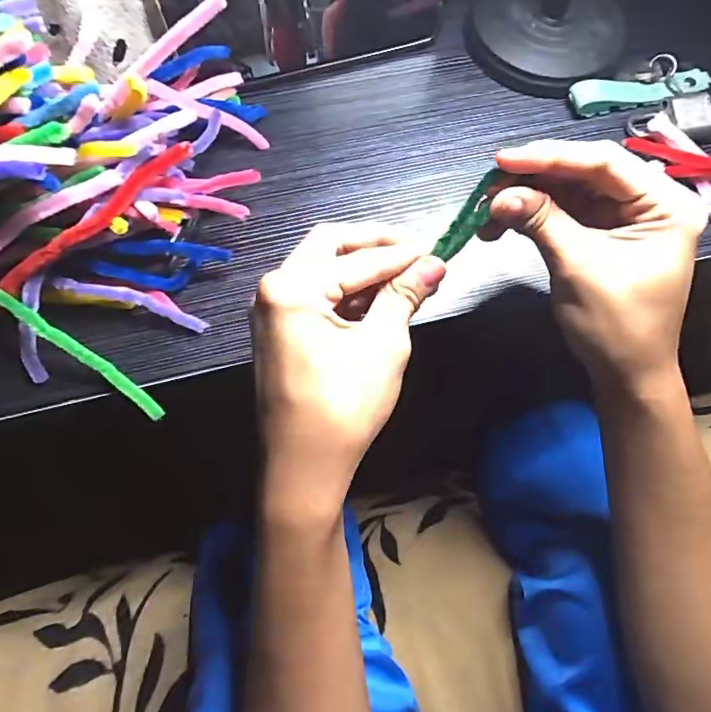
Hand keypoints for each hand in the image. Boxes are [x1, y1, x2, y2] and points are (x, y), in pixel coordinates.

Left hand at [252, 223, 445, 516]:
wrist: (304, 465)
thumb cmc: (344, 407)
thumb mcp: (383, 345)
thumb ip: (404, 296)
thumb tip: (432, 264)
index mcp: (292, 288)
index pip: (356, 258)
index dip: (401, 254)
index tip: (437, 250)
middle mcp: (274, 289)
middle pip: (329, 246)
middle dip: (375, 246)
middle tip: (416, 250)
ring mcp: (273, 309)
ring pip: (322, 268)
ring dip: (363, 268)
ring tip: (407, 275)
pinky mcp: (281, 328)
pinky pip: (317, 294)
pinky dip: (348, 291)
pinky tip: (382, 297)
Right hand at [483, 140, 706, 387]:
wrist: (626, 374)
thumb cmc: (617, 326)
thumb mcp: (579, 267)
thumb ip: (542, 221)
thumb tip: (499, 194)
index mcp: (665, 204)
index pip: (605, 162)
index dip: (551, 157)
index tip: (504, 159)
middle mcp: (648, 201)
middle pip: (584, 171)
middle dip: (534, 176)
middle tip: (490, 184)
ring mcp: (623, 216)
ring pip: (568, 188)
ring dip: (527, 195)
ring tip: (488, 207)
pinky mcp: (600, 231)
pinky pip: (563, 210)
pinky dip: (532, 214)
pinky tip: (502, 221)